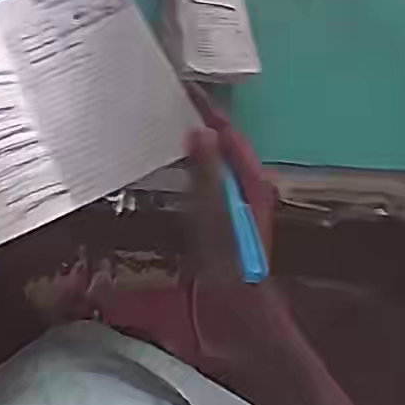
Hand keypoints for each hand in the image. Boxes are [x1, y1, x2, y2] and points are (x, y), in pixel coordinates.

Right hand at [183, 89, 294, 374]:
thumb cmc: (231, 269)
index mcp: (248, 181)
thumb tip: (199, 131)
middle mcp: (243, 186)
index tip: (180, 85)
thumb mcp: (216, 219)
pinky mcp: (218, 217)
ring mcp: (231, 202)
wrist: (239, 319)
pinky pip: (200, 179)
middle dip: (195, 120)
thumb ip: (207, 175)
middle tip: (160, 101)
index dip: (206, 108)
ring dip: (188, 142)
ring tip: (156, 125)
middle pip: (218, 143)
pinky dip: (183, 166)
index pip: (226, 132)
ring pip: (209, 160)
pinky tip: (160, 166)